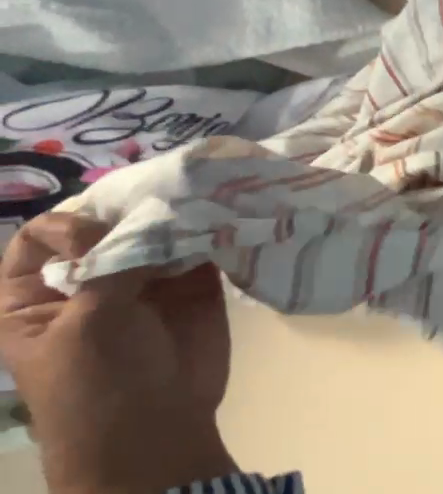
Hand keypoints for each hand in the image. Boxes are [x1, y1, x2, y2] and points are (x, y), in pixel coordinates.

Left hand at [0, 213, 236, 493]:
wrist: (155, 426)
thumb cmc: (97, 382)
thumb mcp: (89, 320)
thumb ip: (114, 261)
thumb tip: (150, 210)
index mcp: (35, 297)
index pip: (39, 239)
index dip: (68, 224)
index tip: (107, 228)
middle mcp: (88, 282)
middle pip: (106, 227)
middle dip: (137, 208)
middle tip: (172, 193)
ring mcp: (145, 283)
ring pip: (158, 232)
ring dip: (182, 214)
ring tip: (209, 196)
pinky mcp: (195, 284)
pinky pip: (202, 246)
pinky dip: (216, 229)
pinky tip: (231, 215)